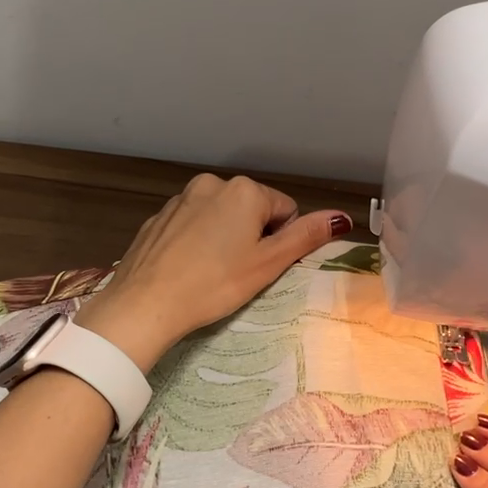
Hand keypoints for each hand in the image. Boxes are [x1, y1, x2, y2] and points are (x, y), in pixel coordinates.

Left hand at [74, 174, 350, 370]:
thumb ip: (306, 237)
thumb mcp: (267, 264)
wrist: (145, 304)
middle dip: (251, 238)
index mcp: (244, 190)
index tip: (260, 267)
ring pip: (219, 219)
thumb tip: (342, 217)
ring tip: (211, 274)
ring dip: (223, 240)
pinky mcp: (157, 219)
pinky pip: (191, 227)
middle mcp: (211, 184)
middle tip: (238, 274)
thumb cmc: (215, 285)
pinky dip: (196, 244)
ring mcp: (180, 199)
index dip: (279, 242)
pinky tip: (188, 270)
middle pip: (251, 211)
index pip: (285, 211)